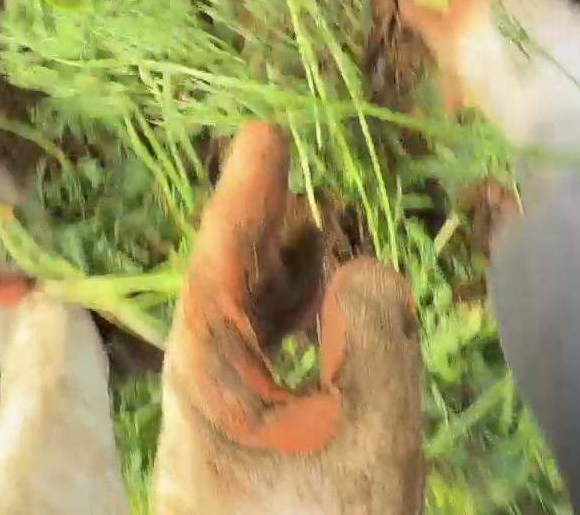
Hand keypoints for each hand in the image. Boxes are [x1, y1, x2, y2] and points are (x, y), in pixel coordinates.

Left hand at [152, 123, 423, 514]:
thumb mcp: (361, 444)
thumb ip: (374, 339)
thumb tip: (368, 270)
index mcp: (207, 360)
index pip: (224, 248)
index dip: (248, 188)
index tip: (266, 135)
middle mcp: (205, 374)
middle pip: (233, 272)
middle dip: (269, 222)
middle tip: (301, 179)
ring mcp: (222, 410)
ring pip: (252, 312)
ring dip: (288, 269)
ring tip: (323, 232)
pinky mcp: (246, 444)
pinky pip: (268, 354)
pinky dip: (300, 320)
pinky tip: (328, 312)